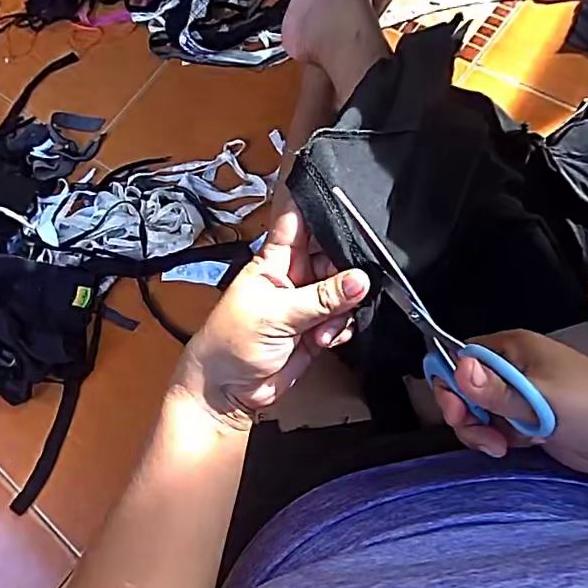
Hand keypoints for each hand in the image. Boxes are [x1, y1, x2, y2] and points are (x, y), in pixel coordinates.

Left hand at [177, 205, 368, 423]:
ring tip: (322, 328)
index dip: (316, 205)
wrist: (229, 391)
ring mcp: (307, 303)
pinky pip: (344, 319)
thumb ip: (322, 297)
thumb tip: (359, 280)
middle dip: (345, 273)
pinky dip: (342, 329)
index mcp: (274, 261)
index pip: (298, 221)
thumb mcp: (277, 314)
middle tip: (346, 290)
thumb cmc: (229, 345)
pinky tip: (325, 339)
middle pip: (333, 257)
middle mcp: (294, 277)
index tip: (342, 195)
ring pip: (344, 291)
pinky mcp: (317, 328)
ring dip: (342, 310)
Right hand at [431, 329, 587, 475]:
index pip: (463, 356)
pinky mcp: (527, 419)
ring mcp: (521, 395)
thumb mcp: (542, 400)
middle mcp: (514, 367)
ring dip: (482, 432)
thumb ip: (498, 391)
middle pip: (466, 387)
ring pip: (479, 411)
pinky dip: (498, 439)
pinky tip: (515, 447)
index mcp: (515, 348)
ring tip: (502, 447)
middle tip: (481, 436)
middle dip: (467, 414)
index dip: (452, 382)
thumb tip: (459, 368)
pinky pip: (497, 427)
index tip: (456, 412)